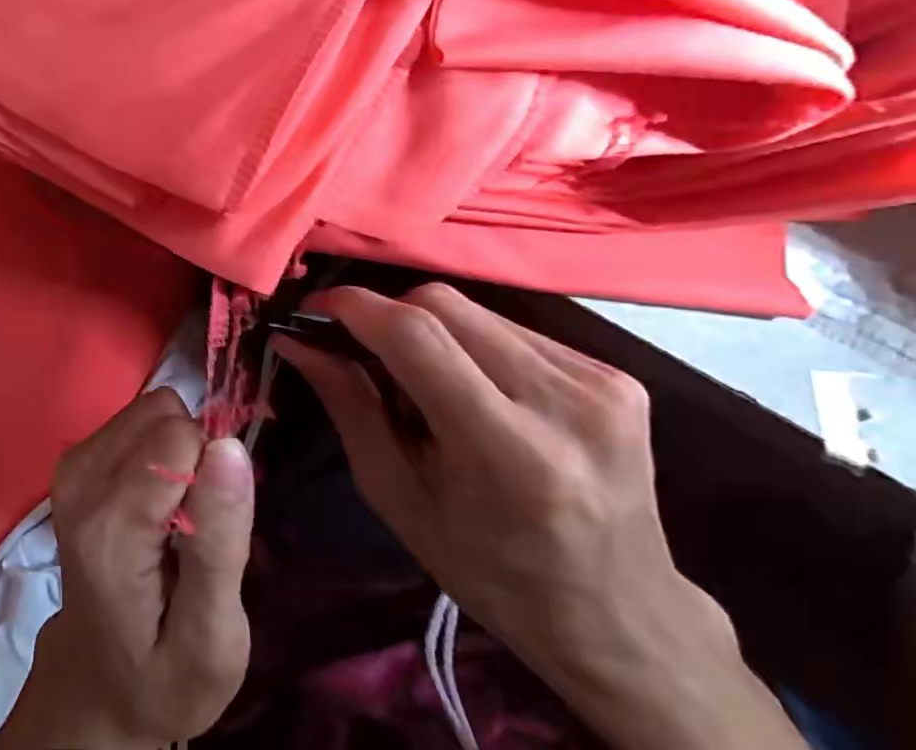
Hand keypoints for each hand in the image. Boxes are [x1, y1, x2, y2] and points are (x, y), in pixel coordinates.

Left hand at [0, 388, 255, 749]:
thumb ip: (220, 541)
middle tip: (197, 524)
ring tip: (177, 516)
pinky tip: (156, 503)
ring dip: (179, 453)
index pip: (179, 438)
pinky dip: (160, 452)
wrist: (95, 681)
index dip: (214, 474)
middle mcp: (79, 482)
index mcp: (110, 528)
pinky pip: (137, 419)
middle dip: (197, 457)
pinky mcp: (74, 459)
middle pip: (164, 415)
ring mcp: (71, 466)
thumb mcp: (212, 638)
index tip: (215, 527)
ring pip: (152, 409)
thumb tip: (229, 446)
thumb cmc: (162, 674)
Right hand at [274, 284, 804, 749]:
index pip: (415, 335)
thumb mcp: (395, 494)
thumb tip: (297, 341)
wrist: (618, 612)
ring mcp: (600, 382)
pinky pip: (511, 327)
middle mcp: (562, 402)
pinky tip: (473, 388)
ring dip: (428, 329)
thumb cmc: (487, 568)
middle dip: (386, 314)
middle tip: (360, 350)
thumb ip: (348, 404)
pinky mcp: (617, 374)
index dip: (354, 307)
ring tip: (422, 382)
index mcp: (505, 450)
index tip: (314, 309)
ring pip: (475, 309)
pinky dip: (470, 343)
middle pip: (443, 304)